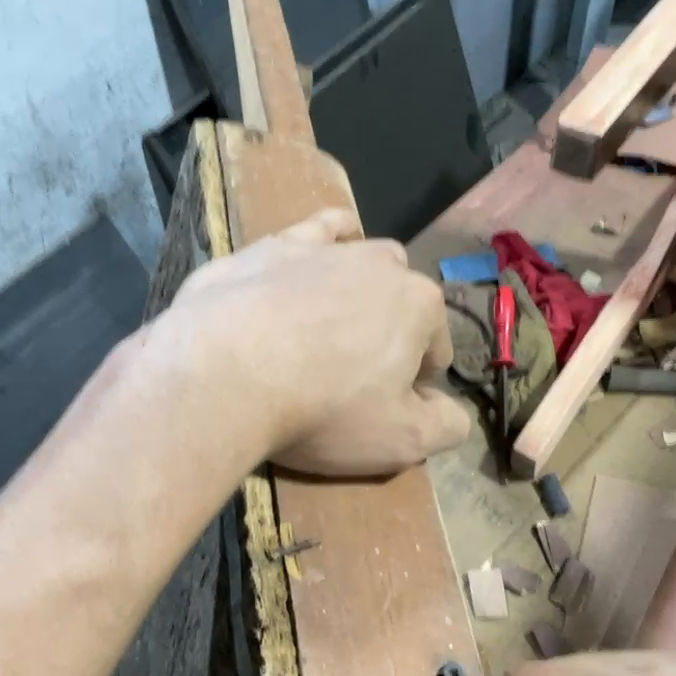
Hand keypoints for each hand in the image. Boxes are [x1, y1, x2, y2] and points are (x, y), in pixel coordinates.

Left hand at [153, 208, 469, 475]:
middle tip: (354, 376)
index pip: (435, 348)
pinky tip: (314, 255)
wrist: (222, 376)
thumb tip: (453, 413)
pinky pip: (310, 233)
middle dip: (390, 330)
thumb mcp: (402, 442)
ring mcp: (321, 248)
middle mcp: (378, 263)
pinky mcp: (268, 248)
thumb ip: (446, 426)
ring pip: (358, 260)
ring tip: (332, 326)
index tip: (385, 409)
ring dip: (357, 290)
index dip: (417, 384)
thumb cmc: (323, 411)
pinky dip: (321, 244)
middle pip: (400, 299)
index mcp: (419, 305)